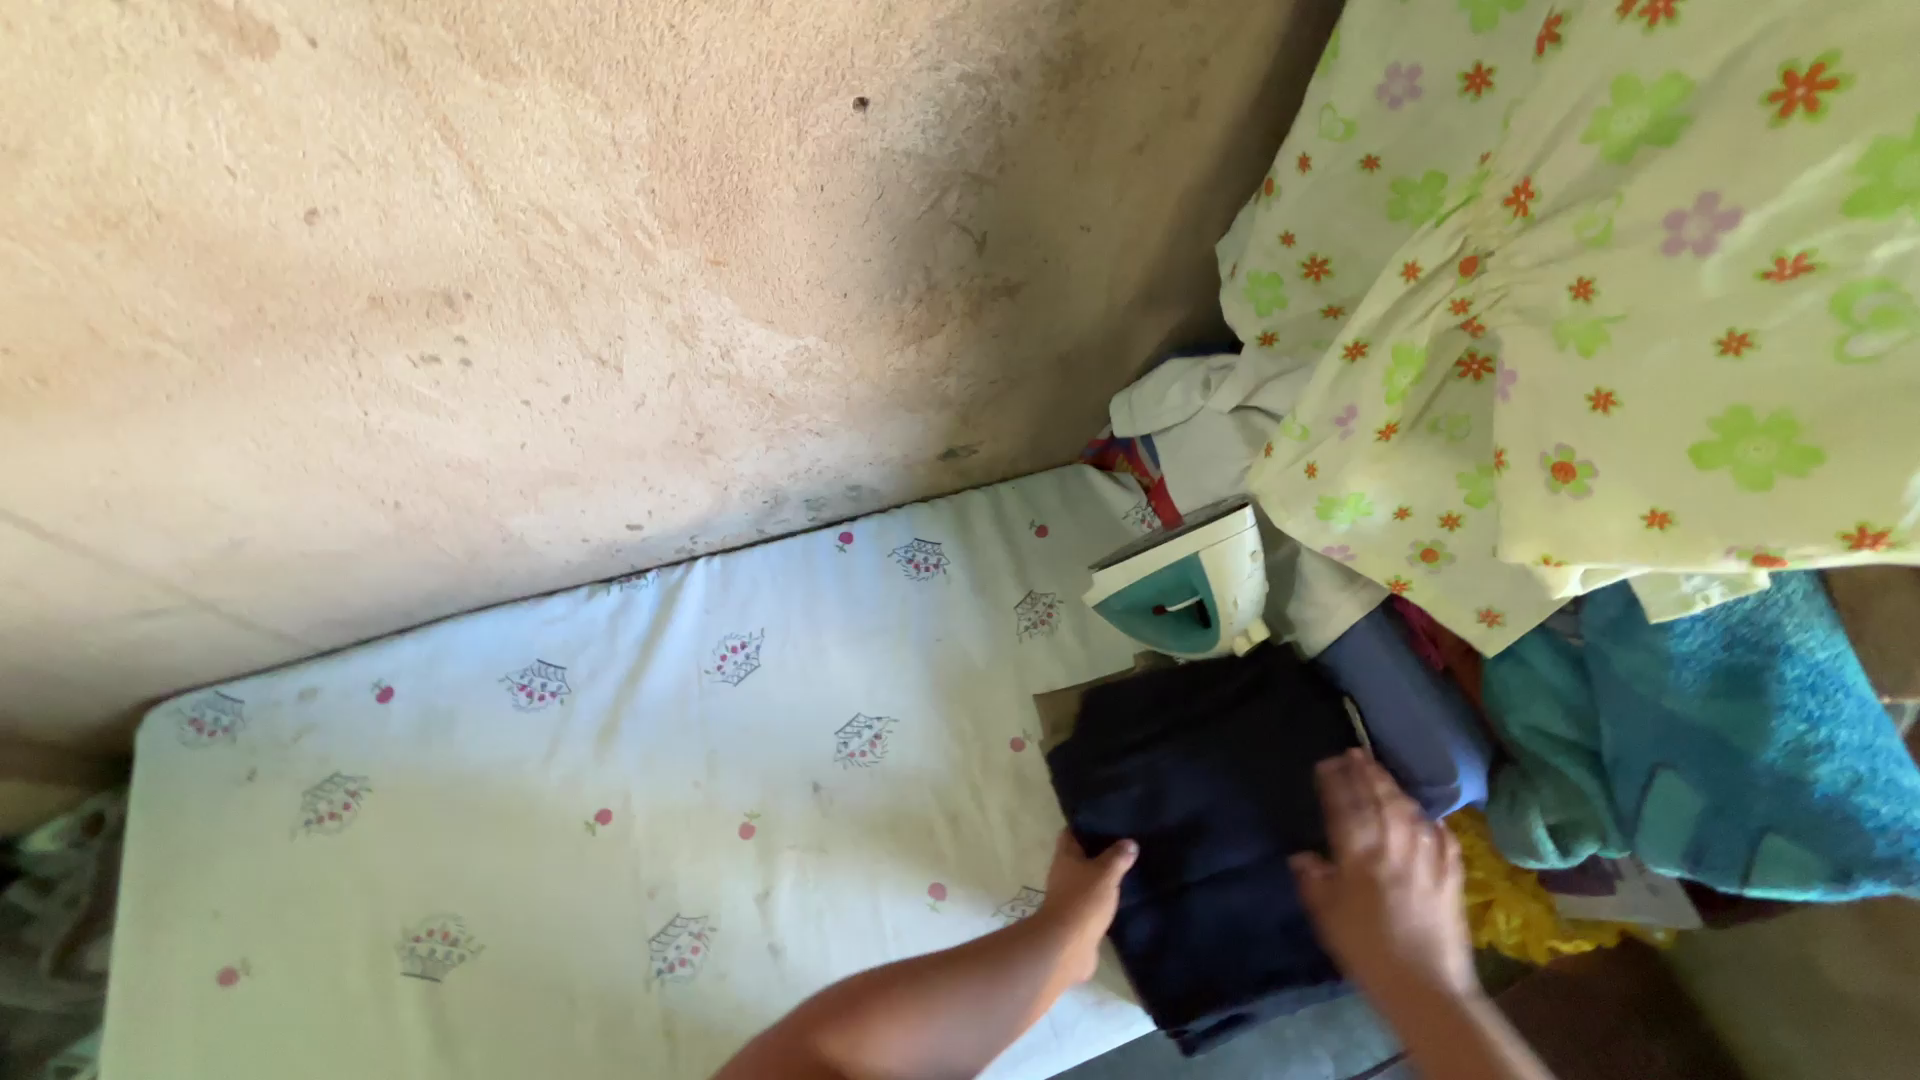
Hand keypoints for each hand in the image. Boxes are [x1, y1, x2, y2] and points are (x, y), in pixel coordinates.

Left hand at [1035, 830, 1137, 983]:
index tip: (1107, 820)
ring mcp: (1069, 895)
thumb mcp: (1105, 873)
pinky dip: (1105, 896)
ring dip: (1103, 875)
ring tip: (1129, 867)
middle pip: (1081, 855)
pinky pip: (1093, 899)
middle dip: (1099, 850)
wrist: (1068, 945)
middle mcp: (1064, 872)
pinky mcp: (1078, 916)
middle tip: (1125, 843)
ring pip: (1088, 878)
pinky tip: (1124, 895)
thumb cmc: (1083, 900)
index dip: (1086, 824)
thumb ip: (1117, 857)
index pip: (1072, 831)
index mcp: (1065, 855)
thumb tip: (1129, 842)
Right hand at [1290, 750, 1476, 1003]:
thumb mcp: (1326, 916)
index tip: (1326, 762)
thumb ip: (1314, 881)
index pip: (1345, 807)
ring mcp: (1427, 863)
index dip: (1335, 782)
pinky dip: (1436, 826)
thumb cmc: (1366, 950)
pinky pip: (1445, 844)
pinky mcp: (1451, 880)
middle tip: (1355, 754)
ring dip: (1396, 791)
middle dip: (1367, 774)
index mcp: (1359, 856)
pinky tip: (1431, 818)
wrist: (1425, 988)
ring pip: (1411, 815)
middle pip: (1381, 802)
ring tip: (1384, 776)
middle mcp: (1394, 850)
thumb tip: (1303, 855)